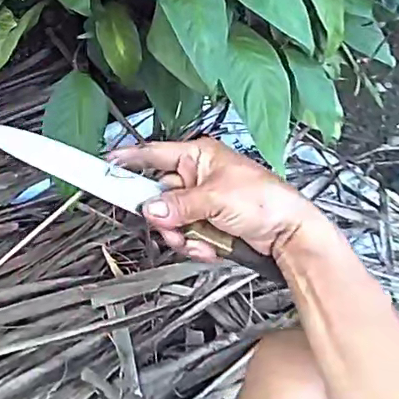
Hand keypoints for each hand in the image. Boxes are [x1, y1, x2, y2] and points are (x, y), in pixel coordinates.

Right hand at [107, 138, 324, 261]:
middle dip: (164, 215)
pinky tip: (210, 244)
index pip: (154, 153)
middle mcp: (199, 176)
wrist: (291, 233)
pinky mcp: (209, 223)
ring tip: (198, 237)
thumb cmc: (266, 200)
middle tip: (168, 222)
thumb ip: (179, 204)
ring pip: (171, 219)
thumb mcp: (216, 198)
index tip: (107, 162)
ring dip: (181, 234)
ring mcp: (203, 201)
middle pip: (160, 195)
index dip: (130, 159)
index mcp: (199, 156)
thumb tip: (151, 207)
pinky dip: (194, 244)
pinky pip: (186, 234)